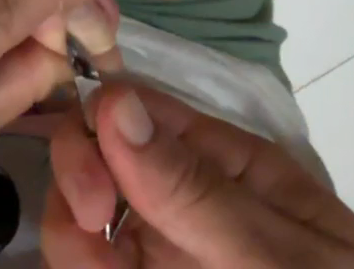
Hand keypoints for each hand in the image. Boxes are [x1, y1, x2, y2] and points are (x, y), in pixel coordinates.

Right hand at [42, 83, 353, 268]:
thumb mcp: (285, 265)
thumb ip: (197, 192)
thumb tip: (114, 101)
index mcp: (229, 166)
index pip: (139, 106)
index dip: (96, 125)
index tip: (95, 187)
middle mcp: (182, 197)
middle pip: (95, 149)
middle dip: (76, 174)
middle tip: (91, 228)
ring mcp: (159, 249)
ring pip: (78, 209)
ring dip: (69, 231)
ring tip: (91, 268)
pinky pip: (88, 259)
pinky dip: (76, 262)